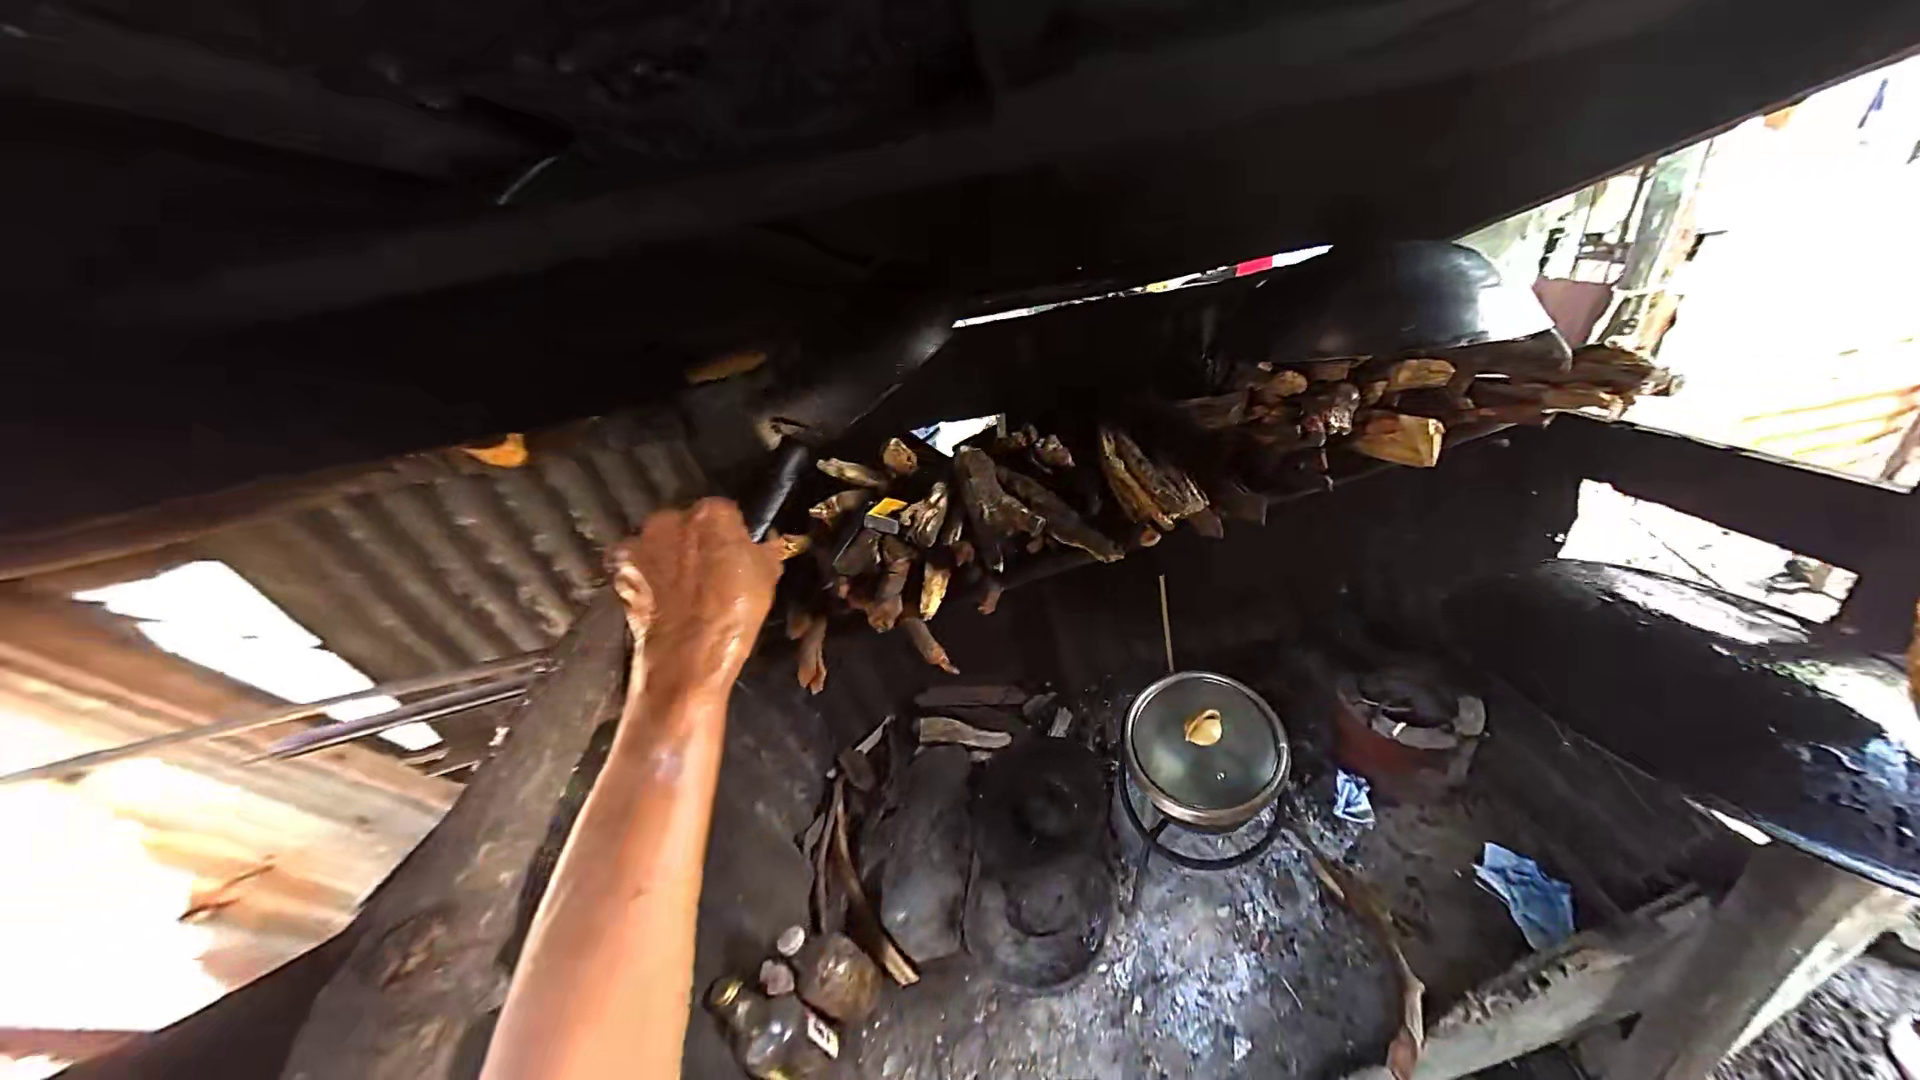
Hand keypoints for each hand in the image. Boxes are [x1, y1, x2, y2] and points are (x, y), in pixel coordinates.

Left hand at [608, 498, 782, 700]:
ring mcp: (640, 542)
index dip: (731, 533)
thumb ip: (765, 549)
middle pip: (686, 523)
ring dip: (668, 555)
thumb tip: (767, 542)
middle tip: (709, 570)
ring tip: (682, 587)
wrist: (690, 653)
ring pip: (659, 542)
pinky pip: (636, 564)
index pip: (724, 511)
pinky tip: (659, 596)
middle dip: (696, 540)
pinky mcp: (619, 569)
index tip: (735, 552)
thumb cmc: (737, 609)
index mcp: (712, 513)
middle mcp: (670, 518)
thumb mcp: (768, 574)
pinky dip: (645, 575)